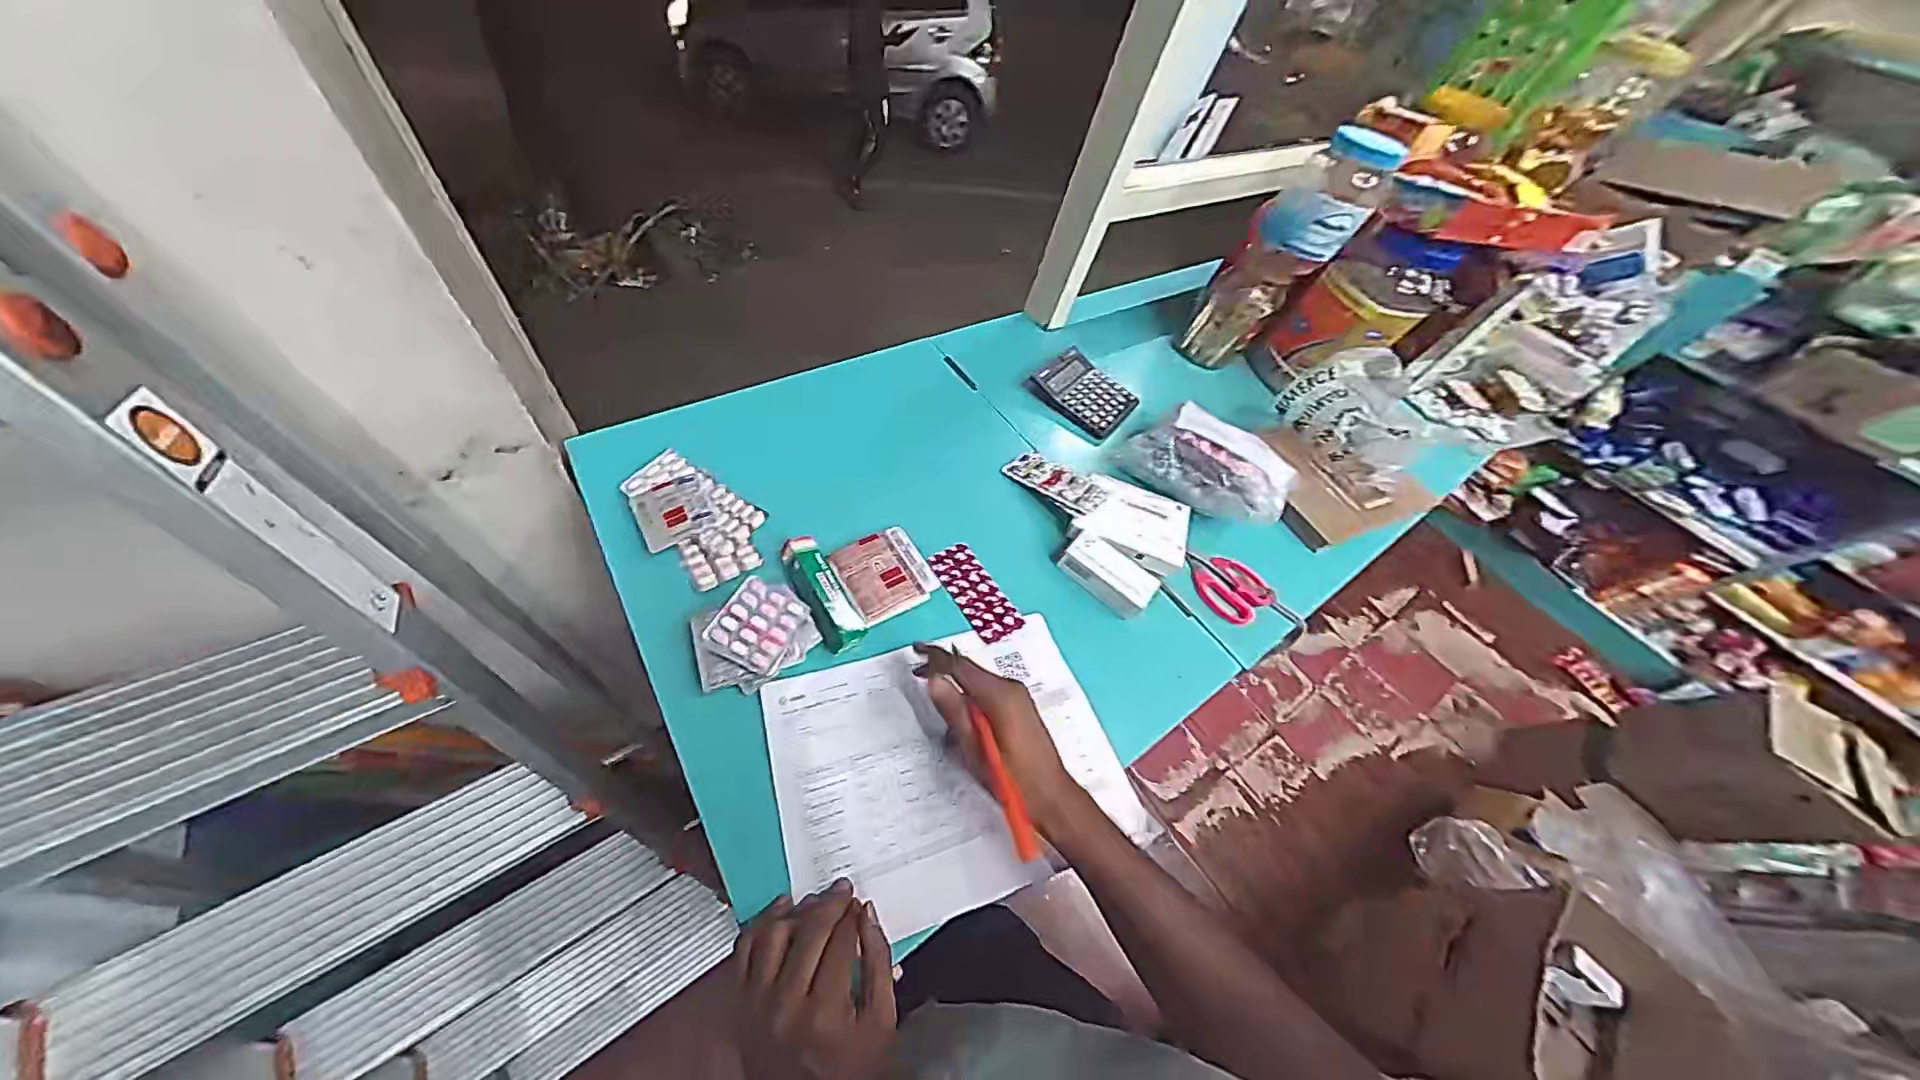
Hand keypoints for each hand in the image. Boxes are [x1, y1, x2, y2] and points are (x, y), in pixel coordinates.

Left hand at [734, 880, 897, 1079]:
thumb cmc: (847, 1071)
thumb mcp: (881, 1021)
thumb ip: (878, 963)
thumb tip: (868, 916)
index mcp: (825, 1012)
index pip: (841, 939)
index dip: (853, 914)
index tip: (859, 905)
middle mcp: (785, 1006)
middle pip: (809, 931)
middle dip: (830, 904)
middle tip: (842, 893)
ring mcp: (758, 1005)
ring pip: (774, 933)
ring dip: (797, 909)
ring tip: (815, 901)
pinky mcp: (741, 1005)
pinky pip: (745, 949)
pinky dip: (762, 923)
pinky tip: (781, 912)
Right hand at [911, 644, 1086, 838]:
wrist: (1051, 795)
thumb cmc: (1013, 779)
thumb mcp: (976, 749)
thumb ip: (955, 713)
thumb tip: (935, 681)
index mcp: (999, 694)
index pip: (960, 665)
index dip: (936, 657)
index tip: (915, 650)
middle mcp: (1011, 687)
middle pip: (970, 668)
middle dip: (943, 667)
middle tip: (917, 670)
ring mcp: (1018, 695)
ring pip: (979, 678)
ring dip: (956, 679)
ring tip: (933, 686)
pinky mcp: (1020, 705)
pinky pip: (988, 689)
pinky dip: (970, 690)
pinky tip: (959, 702)